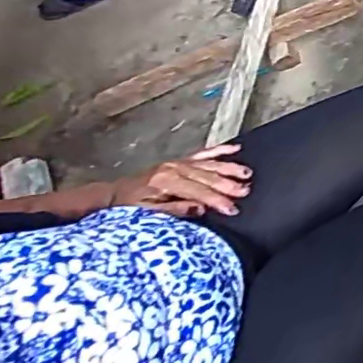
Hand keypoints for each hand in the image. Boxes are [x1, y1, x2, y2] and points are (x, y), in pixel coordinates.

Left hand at [108, 144, 251, 218]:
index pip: (198, 192)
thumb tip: (200, 208)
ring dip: (230, 169)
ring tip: (247, 174)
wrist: (114, 193)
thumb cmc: (129, 206)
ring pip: (210, 164)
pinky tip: (236, 149)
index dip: (217, 201)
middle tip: (246, 191)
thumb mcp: (147, 213)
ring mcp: (179, 162)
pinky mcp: (181, 160)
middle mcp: (174, 168)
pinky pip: (204, 153)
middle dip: (229, 185)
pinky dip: (221, 150)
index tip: (232, 209)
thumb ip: (174, 210)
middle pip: (207, 177)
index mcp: (165, 182)